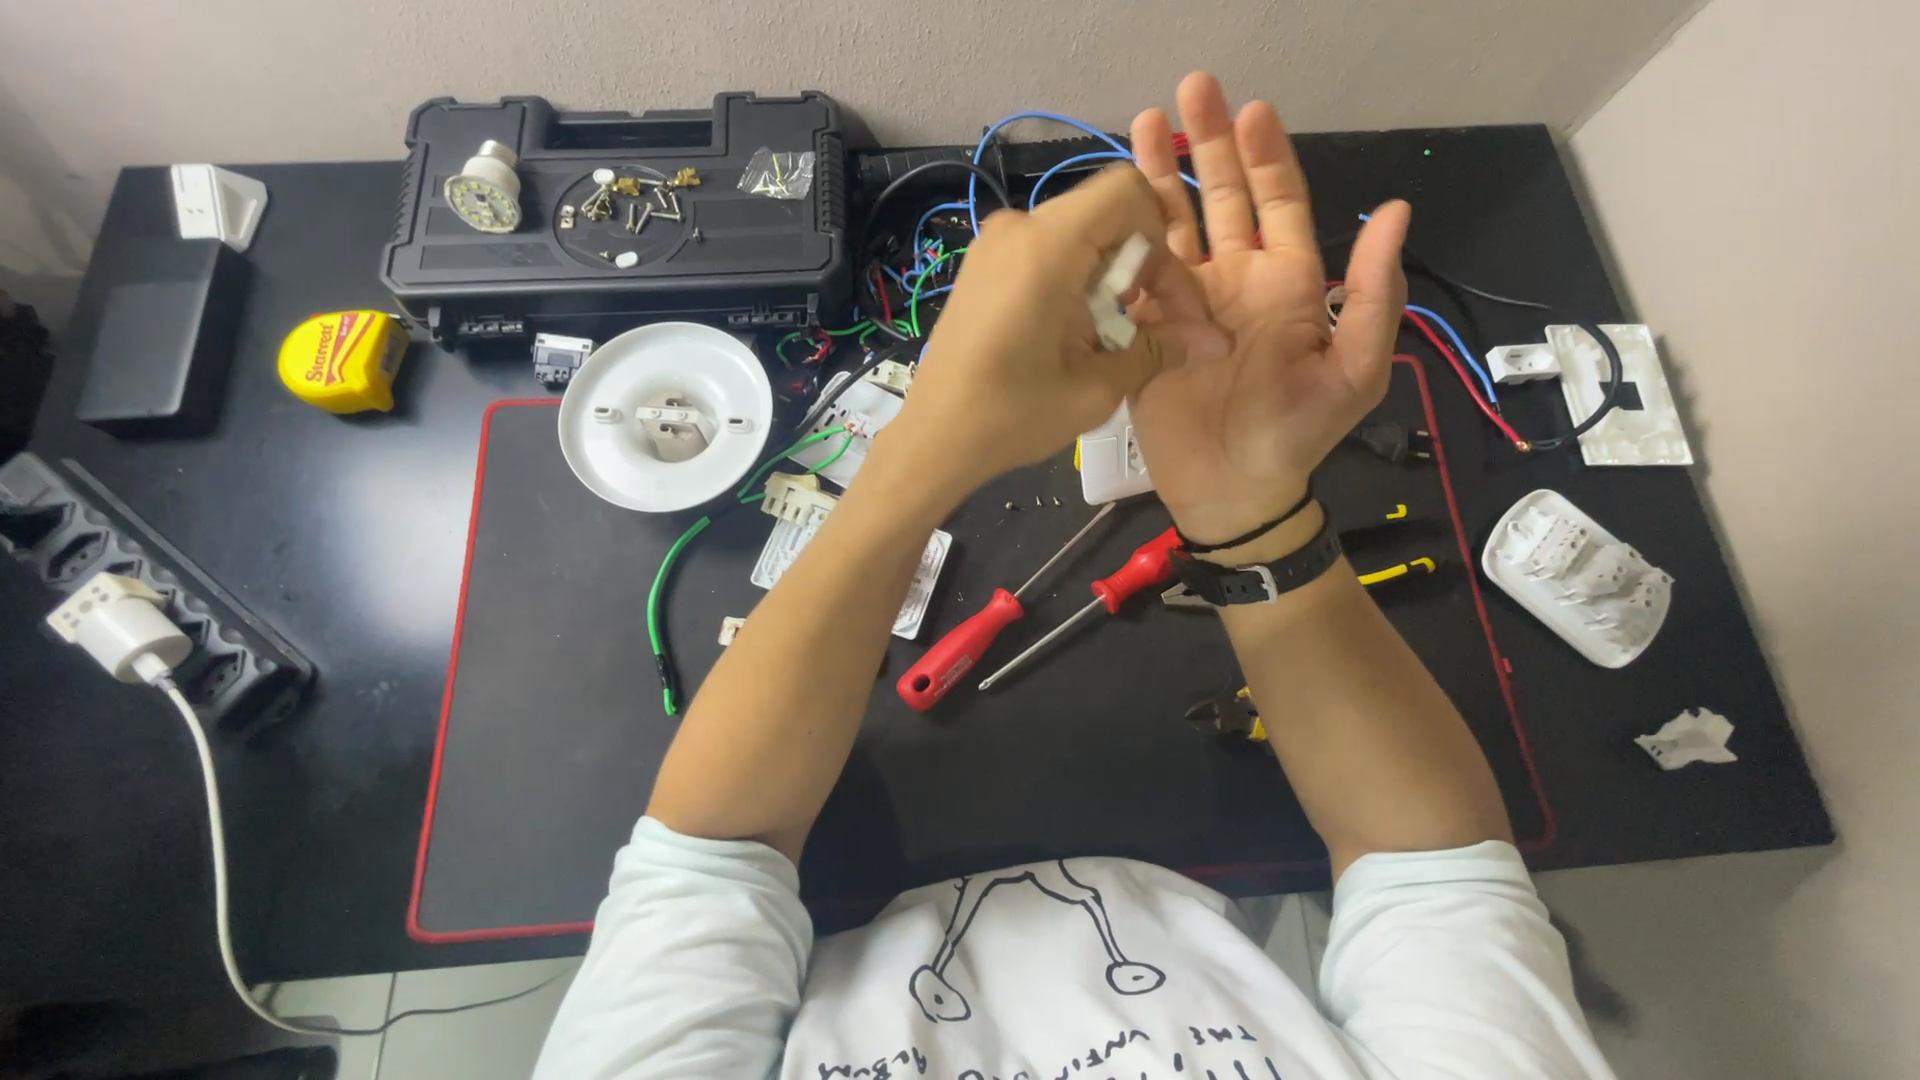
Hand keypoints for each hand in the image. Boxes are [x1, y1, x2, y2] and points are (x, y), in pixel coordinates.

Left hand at [871, 167, 1226, 494]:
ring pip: (1077, 236)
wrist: (934, 439)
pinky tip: (1072, 335)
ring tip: (1109, 339)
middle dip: (1141, 268)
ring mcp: (993, 245)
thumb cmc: (1013, 416)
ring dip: (1108, 280)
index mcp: (1047, 244)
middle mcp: (1017, 227)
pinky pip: (1045, 253)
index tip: (1167, 303)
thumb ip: (1160, 349)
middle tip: (1150, 329)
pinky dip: (1074, 282)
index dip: (1163, 241)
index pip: (1129, 191)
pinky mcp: (982, 266)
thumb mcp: (1097, 386)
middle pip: (1105, 215)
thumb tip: (1221, 341)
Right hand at [1127, 72, 1409, 544]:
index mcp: (1287, 283)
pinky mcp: (1146, 331)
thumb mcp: (1353, 372)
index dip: (1265, 156)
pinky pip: (1134, 279)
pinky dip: (1122, 243)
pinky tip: (1107, 208)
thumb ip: (1371, 296)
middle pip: (1221, 199)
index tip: (1250, 110)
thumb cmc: (1293, 436)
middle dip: (1207, 145)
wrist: (1229, 490)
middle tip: (1191, 89)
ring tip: (1140, 128)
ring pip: (1172, 229)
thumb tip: (1393, 210)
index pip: (1277, 204)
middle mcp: (1235, 282)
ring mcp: (1186, 305)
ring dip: (1157, 180)